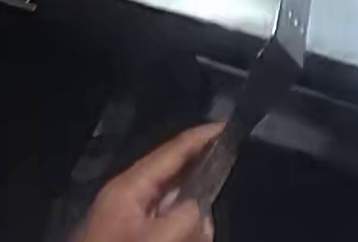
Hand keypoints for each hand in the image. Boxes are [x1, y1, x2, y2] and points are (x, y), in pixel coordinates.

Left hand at [74, 123, 222, 241]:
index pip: (174, 148)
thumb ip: (186, 218)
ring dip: (191, 219)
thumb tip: (199, 213)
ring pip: (172, 207)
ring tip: (202, 234)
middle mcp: (128, 197)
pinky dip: (180, 232)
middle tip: (222, 189)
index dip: (204, 135)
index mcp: (130, 185)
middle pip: (175, 176)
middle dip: (202, 183)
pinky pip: (163, 228)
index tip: (231, 127)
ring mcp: (126, 222)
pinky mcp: (128, 239)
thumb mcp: (155, 240)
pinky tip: (193, 238)